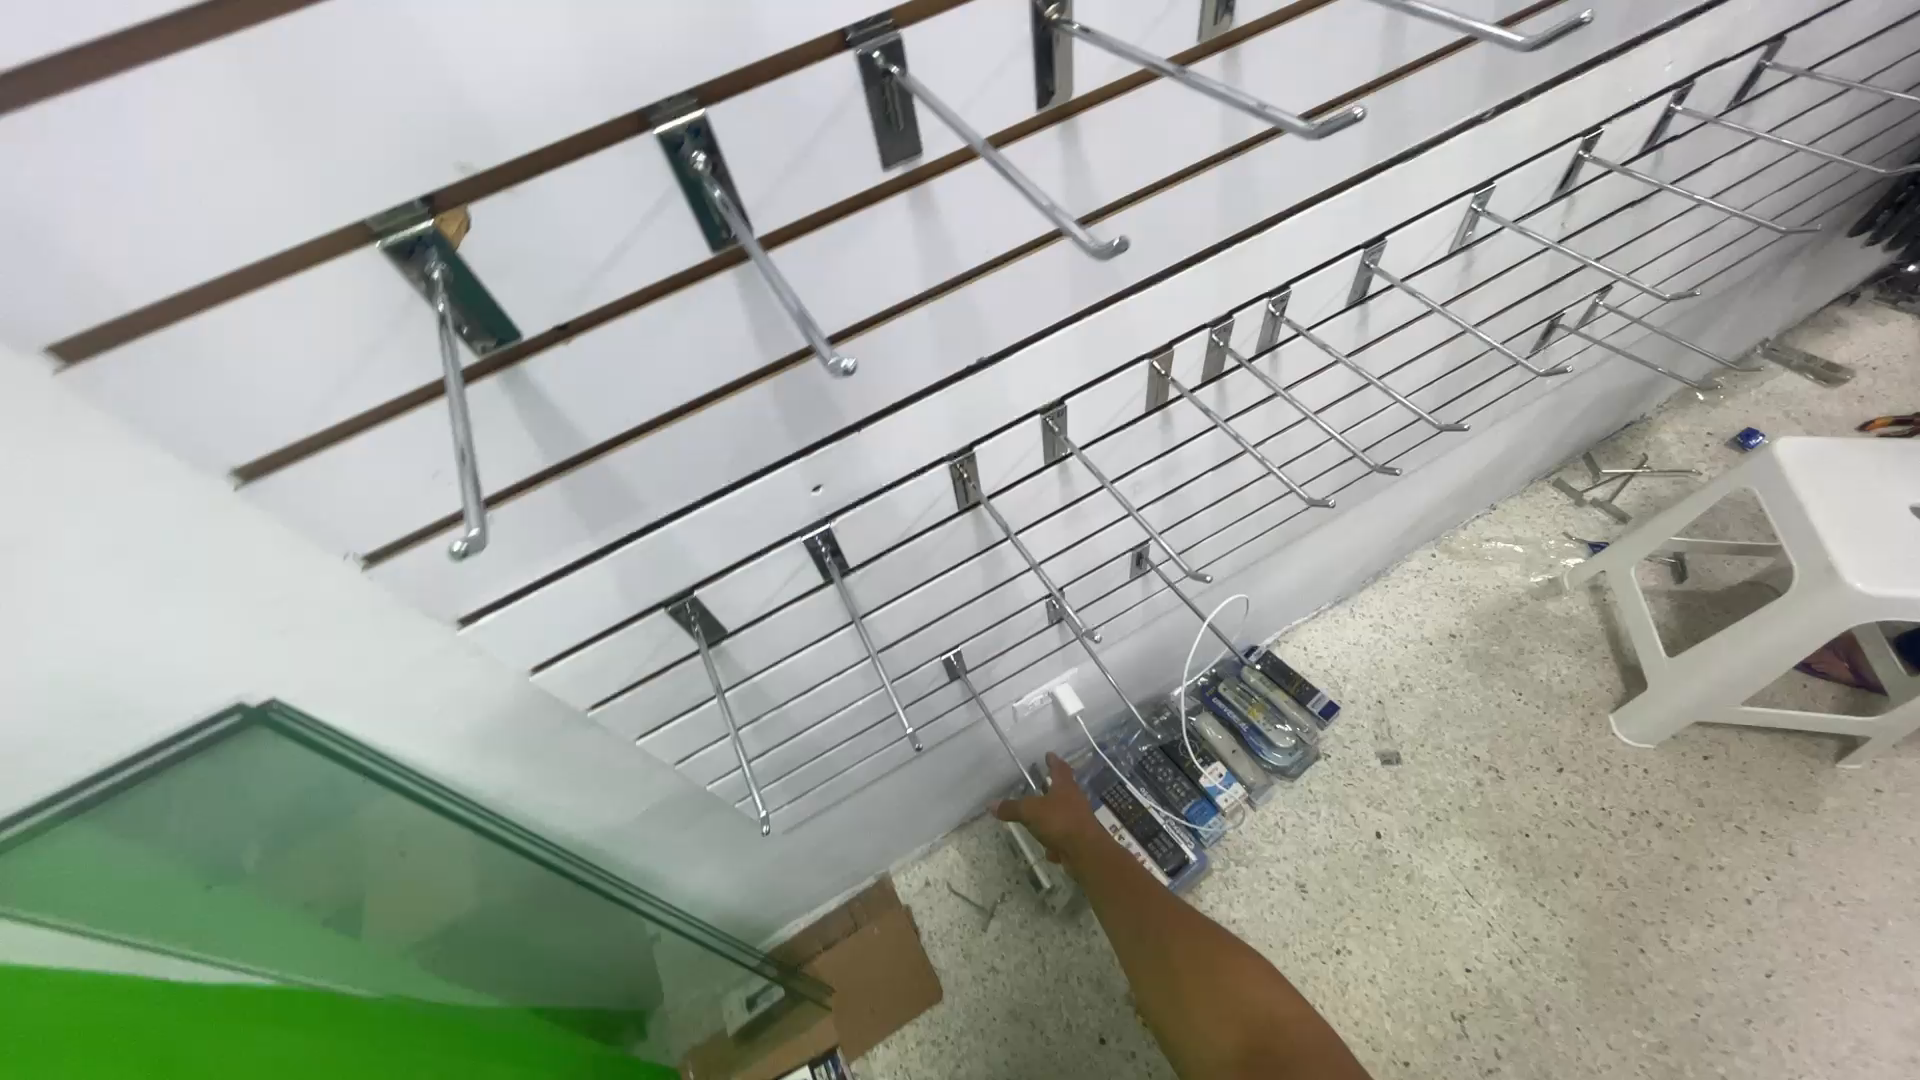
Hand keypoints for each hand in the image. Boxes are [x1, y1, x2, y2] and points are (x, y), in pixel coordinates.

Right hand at [992, 753, 1109, 866]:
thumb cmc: (1059, 822)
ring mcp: (1079, 820)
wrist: (1086, 852)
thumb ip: (1011, 808)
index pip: (1060, 768)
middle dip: (1053, 789)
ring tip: (1040, 821)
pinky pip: (1064, 838)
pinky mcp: (1079, 840)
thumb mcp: (1030, 812)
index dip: (1053, 761)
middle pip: (1064, 790)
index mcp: (1065, 787)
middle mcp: (1074, 800)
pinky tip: (1049, 850)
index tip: (1049, 755)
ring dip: (1053, 818)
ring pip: (1064, 815)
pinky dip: (1057, 843)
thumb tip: (990, 804)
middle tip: (1042, 785)